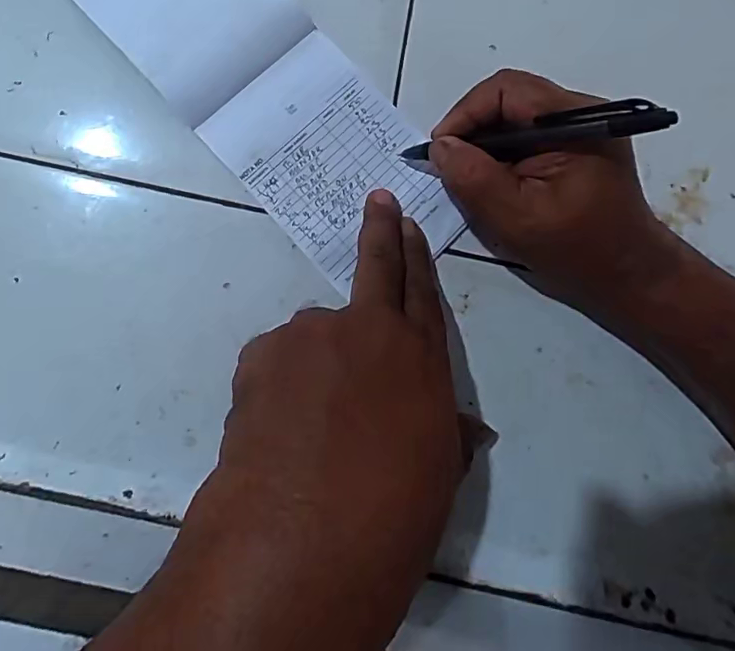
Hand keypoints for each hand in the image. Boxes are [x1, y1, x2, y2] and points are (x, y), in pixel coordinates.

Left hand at [124, 190, 467, 650]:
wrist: (302, 534)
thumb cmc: (390, 513)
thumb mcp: (435, 474)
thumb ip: (446, 433)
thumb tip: (470, 428)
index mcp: (420, 359)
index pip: (422, 291)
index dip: (416, 254)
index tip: (407, 222)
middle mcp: (368, 331)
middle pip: (377, 267)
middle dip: (380, 229)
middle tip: (378, 200)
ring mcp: (313, 334)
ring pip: (315, 337)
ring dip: (314, 365)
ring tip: (308, 425)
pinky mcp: (264, 350)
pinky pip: (276, 362)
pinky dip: (278, 385)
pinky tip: (277, 428)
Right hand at [428, 69, 686, 307]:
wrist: (629, 278)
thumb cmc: (577, 251)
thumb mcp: (515, 218)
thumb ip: (473, 177)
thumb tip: (440, 145)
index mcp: (575, 123)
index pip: (506, 90)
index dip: (465, 113)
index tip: (441, 150)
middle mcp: (580, 113)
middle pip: (507, 97)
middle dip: (471, 127)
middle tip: (450, 163)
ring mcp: (578, 127)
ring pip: (512, 114)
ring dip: (483, 140)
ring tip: (468, 174)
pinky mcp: (573, 143)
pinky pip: (523, 132)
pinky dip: (498, 150)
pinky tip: (492, 179)